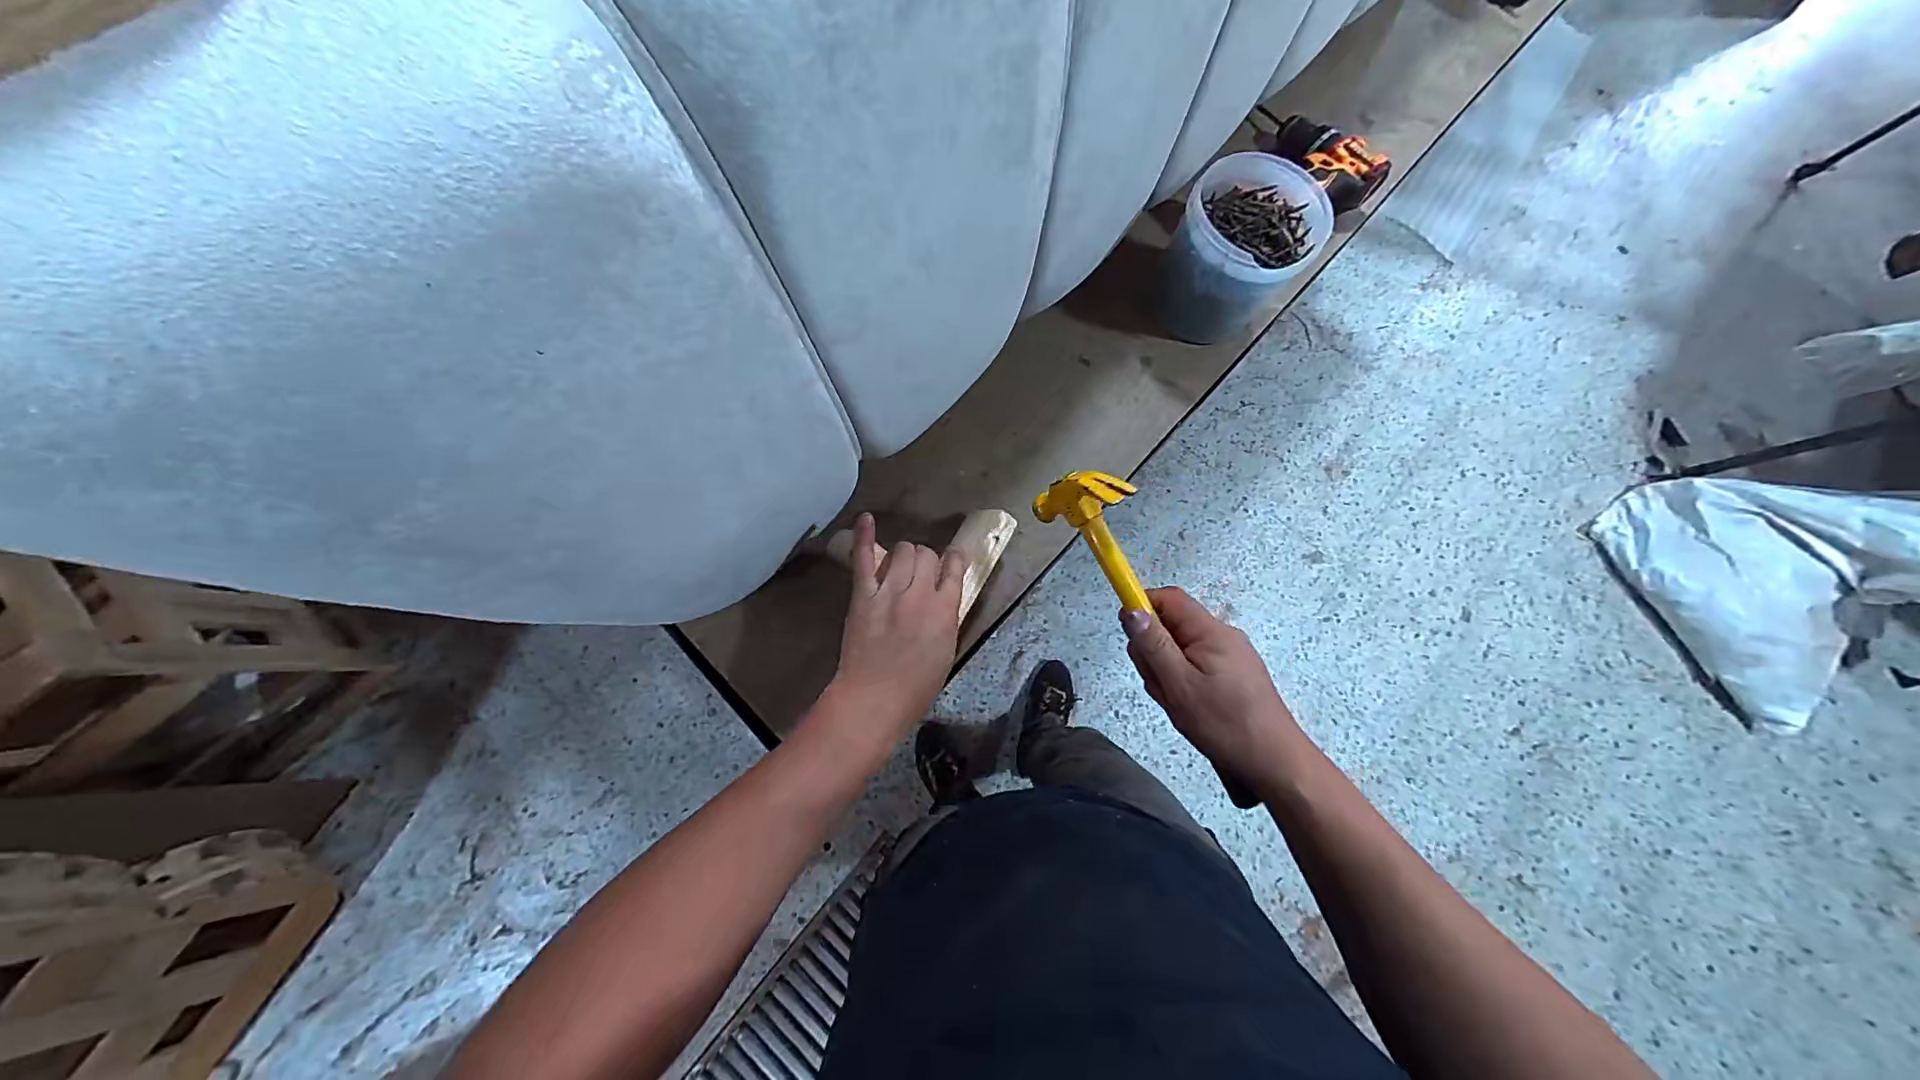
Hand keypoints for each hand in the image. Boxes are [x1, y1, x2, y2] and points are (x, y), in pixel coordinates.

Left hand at [830, 513, 966, 738]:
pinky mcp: (863, 595)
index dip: (954, 560)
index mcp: (945, 610)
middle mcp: (920, 594)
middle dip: (926, 560)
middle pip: (926, 555)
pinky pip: (865, 558)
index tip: (953, 558)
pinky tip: (866, 518)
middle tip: (919, 574)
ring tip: (900, 565)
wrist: (874, 699)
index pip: (954, 568)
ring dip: (905, 554)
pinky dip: (865, 537)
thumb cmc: (915, 687)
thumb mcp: (945, 652)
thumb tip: (943, 599)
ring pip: (902, 551)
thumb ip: (946, 619)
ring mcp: (889, 591)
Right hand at [1121, 587, 1309, 796]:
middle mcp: (1223, 637)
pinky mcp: (1232, 677)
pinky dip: (1183, 685)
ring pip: (1180, 652)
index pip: (1169, 599)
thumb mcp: (1178, 684)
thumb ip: (1152, 645)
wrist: (1274, 763)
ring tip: (1177, 703)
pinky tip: (1189, 710)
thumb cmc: (1225, 724)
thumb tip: (1132, 610)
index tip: (1128, 632)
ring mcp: (1230, 658)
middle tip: (1159, 683)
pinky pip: (1195, 669)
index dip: (1143, 606)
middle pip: (1172, 627)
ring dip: (1167, 674)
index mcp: (1211, 632)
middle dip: (1154, 651)